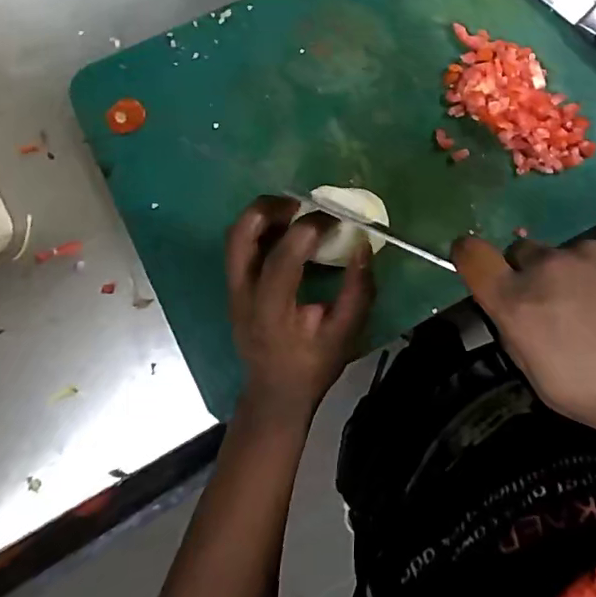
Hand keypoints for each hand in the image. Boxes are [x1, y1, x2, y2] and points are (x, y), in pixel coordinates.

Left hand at [225, 196, 374, 425]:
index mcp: (270, 309)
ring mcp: (233, 289)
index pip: (282, 257)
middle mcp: (243, 293)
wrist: (275, 393)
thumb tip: (362, 245)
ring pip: (236, 236)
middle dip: (270, 209)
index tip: (336, 219)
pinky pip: (240, 247)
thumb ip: (358, 289)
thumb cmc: (313, 365)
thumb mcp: (346, 332)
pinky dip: (261, 229)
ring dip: (263, 215)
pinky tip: (286, 230)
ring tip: (295, 211)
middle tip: (302, 203)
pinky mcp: (234, 287)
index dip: (309, 229)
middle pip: (241, 235)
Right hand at [452, 236, 595, 460]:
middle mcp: (549, 266)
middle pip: (521, 258)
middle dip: (529, 280)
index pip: (472, 258)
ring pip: (564, 259)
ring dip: (573, 280)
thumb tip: (517, 318)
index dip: (469, 260)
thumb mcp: (552, 389)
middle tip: (560, 316)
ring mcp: (591, 251)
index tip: (478, 270)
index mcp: (520, 304)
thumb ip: (522, 341)